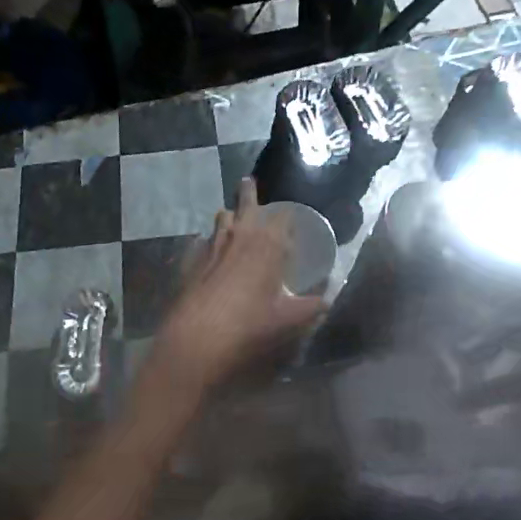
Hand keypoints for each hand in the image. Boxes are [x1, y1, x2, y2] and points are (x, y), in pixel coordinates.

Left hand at [149, 179, 327, 390]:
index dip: (288, 215)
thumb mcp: (288, 319)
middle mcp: (241, 236)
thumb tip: (327, 300)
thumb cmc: (250, 324)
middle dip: (249, 192)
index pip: (283, 217)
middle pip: (246, 204)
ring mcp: (213, 246)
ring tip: (232, 215)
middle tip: (248, 182)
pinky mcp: (192, 260)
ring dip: (229, 215)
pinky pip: (202, 241)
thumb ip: (311, 307)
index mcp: (268, 245)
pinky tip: (208, 250)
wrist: (199, 337)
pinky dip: (209, 241)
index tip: (290, 216)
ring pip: (222, 219)